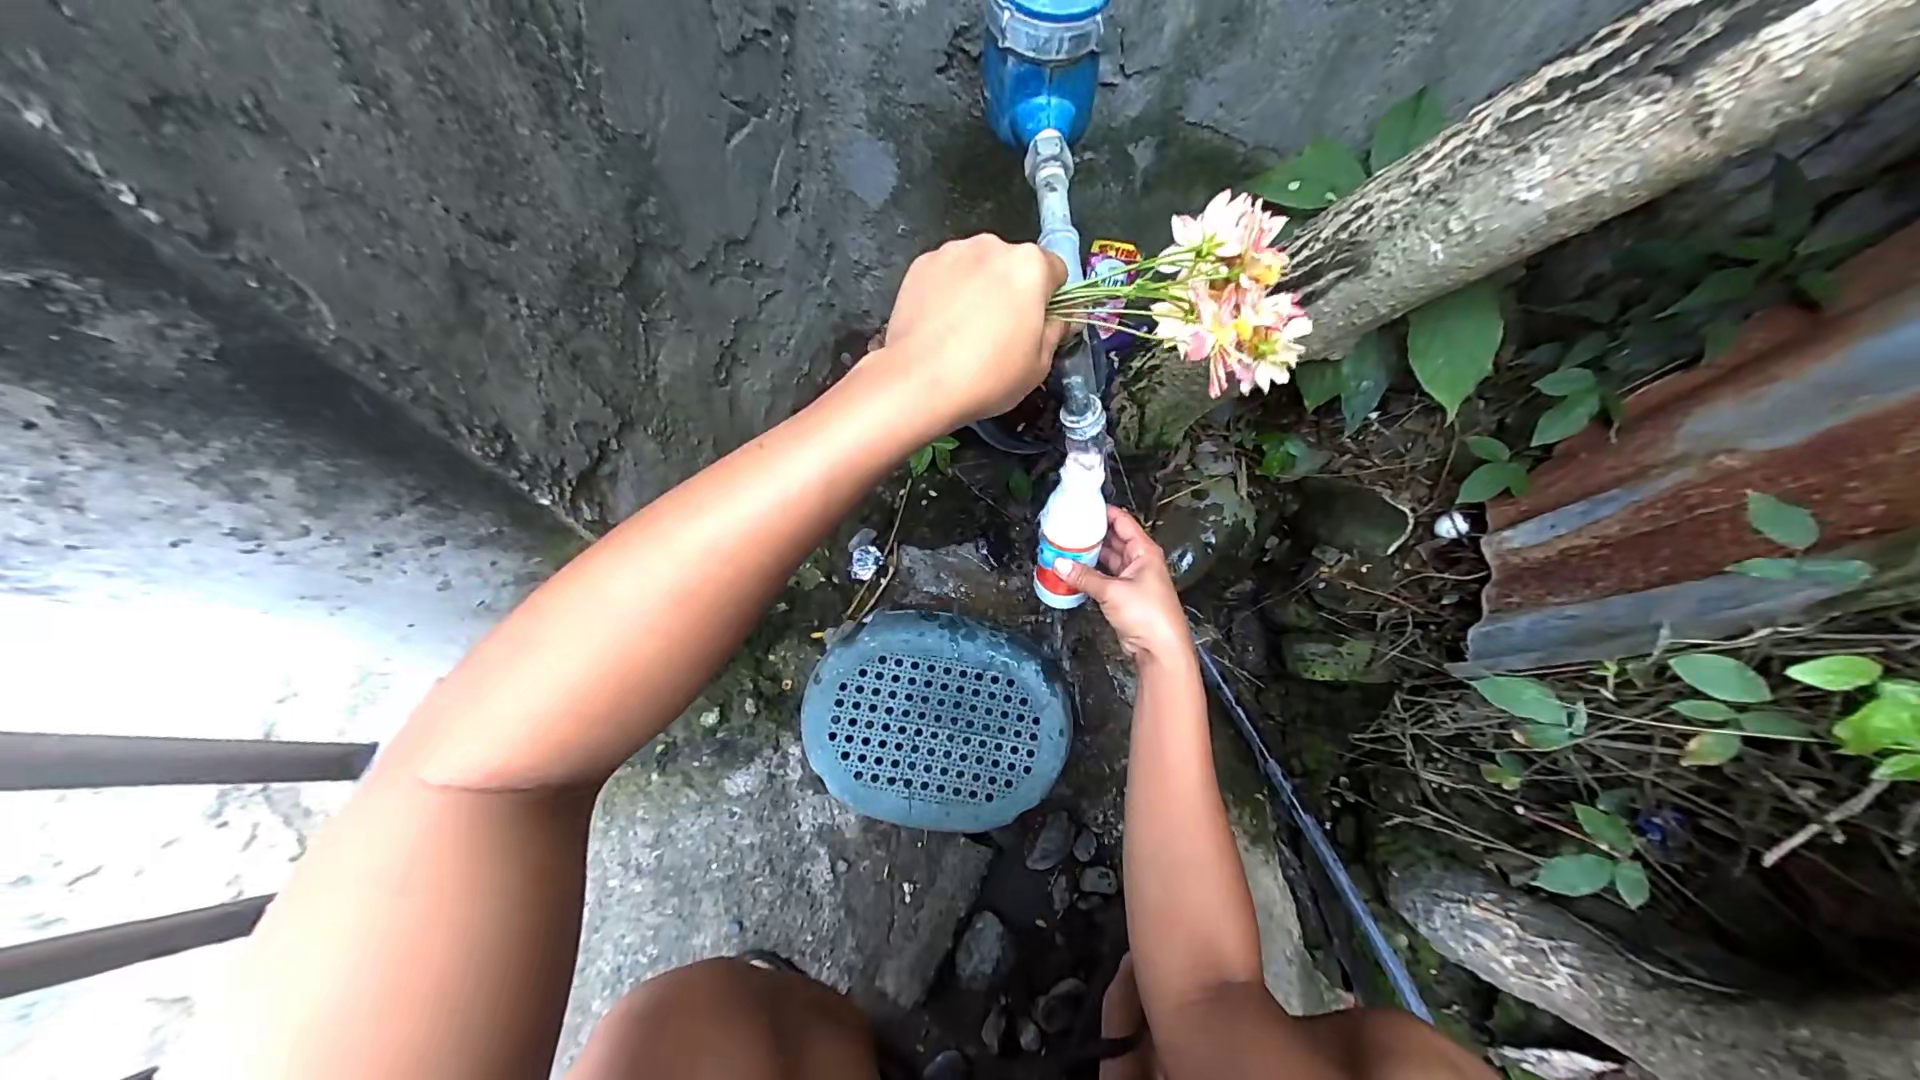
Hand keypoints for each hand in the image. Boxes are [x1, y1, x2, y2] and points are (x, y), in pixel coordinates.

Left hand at [868, 235, 1068, 426]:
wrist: (918, 382)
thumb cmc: (986, 377)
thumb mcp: (1039, 365)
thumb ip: (1056, 331)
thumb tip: (1061, 319)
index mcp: (1030, 265)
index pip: (1056, 271)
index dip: (1050, 300)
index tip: (1038, 325)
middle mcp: (992, 246)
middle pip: (1014, 266)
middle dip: (1012, 292)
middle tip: (1000, 335)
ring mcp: (952, 252)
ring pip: (978, 268)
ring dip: (979, 289)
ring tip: (965, 333)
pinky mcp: (921, 265)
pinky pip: (947, 275)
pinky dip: (948, 293)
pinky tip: (942, 327)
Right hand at [1053, 507, 1191, 664]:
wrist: (1160, 648)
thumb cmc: (1150, 616)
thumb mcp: (1112, 591)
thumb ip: (1084, 577)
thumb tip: (1061, 564)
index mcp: (1144, 551)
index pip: (1122, 522)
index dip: (1104, 512)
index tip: (1083, 507)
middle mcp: (1139, 562)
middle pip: (1112, 540)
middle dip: (1091, 535)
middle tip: (1068, 530)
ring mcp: (1131, 579)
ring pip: (1106, 560)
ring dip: (1089, 556)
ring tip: (1066, 549)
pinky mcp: (1124, 595)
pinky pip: (1103, 578)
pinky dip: (1089, 575)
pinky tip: (1074, 572)